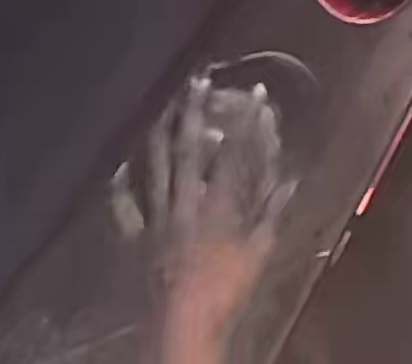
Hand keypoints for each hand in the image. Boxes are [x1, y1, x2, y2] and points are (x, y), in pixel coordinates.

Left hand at [115, 77, 294, 363]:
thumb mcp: (261, 249)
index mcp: (219, 203)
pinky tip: (120, 166)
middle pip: (189, 148)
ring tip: (164, 106)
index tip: (256, 90)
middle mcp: (186, 201)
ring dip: (161, 134)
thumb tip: (291, 178)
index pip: (237, 149)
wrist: (182, 329)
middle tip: (198, 82)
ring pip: (157, 167)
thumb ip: (274, 210)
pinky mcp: (140, 237)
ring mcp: (158, 218)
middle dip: (195, 112)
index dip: (249, 118)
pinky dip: (122, 187)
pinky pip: (127, 208)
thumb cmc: (227, 289)